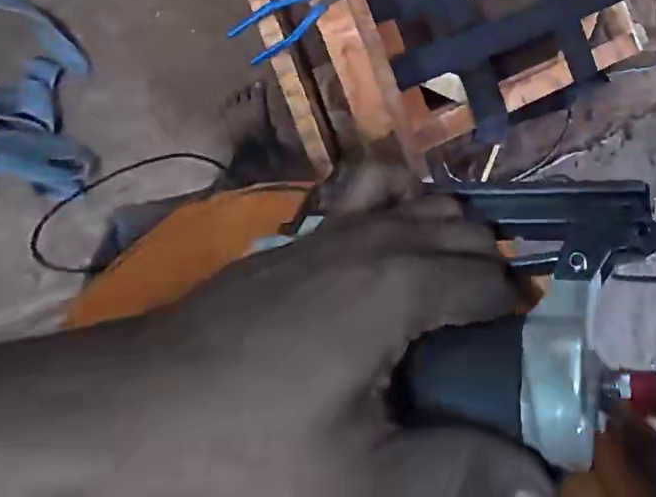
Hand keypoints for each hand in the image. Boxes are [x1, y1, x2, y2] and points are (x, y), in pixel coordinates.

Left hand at [126, 161, 550, 496]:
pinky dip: (406, 201)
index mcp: (405, 284)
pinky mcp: (311, 228)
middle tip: (482, 344)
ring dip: (457, 240)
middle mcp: (385, 235)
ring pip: (432, 205)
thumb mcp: (356, 484)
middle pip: (472, 235)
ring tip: (448, 300)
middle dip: (492, 278)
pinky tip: (396, 241)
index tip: (510, 365)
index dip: (513, 323)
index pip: (493, 284)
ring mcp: (344, 223)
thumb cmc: (240, 454)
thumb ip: (455, 469)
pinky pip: (378, 187)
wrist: (119, 412)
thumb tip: (536, 478)